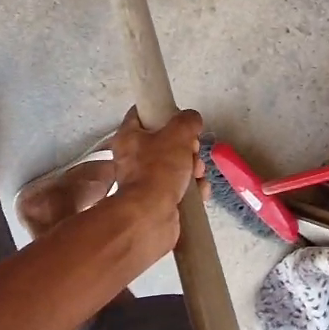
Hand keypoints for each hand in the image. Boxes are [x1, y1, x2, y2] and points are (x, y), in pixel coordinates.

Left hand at [109, 106, 205, 229]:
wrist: (151, 218)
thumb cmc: (158, 171)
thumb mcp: (178, 134)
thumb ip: (187, 120)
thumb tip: (192, 119)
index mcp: (129, 136)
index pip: (143, 113)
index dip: (163, 111)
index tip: (179, 117)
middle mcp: (133, 157)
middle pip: (166, 141)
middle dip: (187, 146)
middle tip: (192, 150)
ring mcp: (146, 181)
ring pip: (176, 165)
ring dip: (193, 168)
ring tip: (197, 174)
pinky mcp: (158, 201)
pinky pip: (180, 188)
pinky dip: (193, 189)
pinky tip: (200, 191)